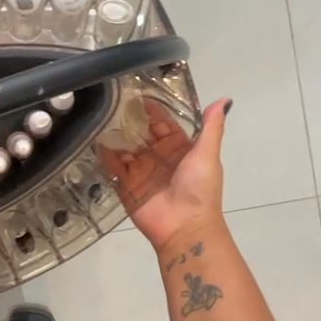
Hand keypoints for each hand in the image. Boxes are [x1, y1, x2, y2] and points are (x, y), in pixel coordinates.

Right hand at [105, 96, 230, 252]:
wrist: (185, 227)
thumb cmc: (199, 189)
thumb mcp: (207, 154)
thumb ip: (212, 127)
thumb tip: (223, 100)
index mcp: (179, 148)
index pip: (164, 124)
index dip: (154, 110)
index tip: (139, 93)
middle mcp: (159, 157)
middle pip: (142, 133)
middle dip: (131, 120)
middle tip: (115, 101)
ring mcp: (141, 171)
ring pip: (126, 147)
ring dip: (117, 134)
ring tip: (103, 117)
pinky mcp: (126, 185)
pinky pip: (114, 166)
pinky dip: (105, 154)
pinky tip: (97, 140)